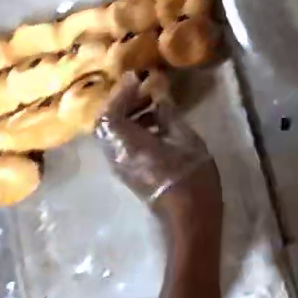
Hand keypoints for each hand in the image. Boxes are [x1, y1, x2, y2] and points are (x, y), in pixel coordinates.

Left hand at [94, 77, 222, 245]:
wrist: (189, 218)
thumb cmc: (189, 175)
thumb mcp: (185, 138)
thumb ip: (168, 114)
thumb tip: (159, 94)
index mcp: (128, 143)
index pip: (109, 112)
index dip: (121, 93)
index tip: (139, 79)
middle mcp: (117, 154)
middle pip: (108, 122)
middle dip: (125, 102)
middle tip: (147, 90)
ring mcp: (121, 166)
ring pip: (115, 133)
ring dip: (131, 115)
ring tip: (157, 105)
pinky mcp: (130, 173)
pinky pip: (124, 143)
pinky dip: (136, 128)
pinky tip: (160, 125)